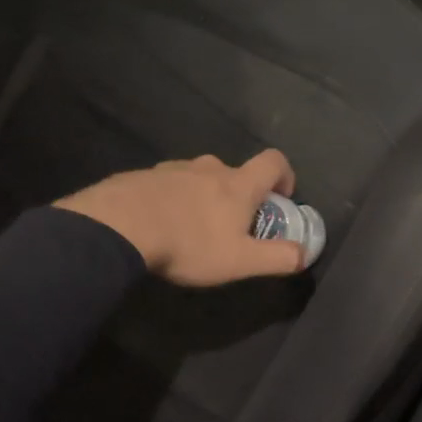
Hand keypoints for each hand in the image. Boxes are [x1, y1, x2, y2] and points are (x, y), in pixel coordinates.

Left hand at [54, 150, 304, 285]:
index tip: (281, 198)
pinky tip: (159, 226)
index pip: (273, 161)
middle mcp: (208, 168)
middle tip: (232, 225)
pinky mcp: (141, 176)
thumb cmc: (189, 243)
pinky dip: (171, 200)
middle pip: (234, 171)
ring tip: (192, 228)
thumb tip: (304, 254)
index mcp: (238, 184)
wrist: (117, 228)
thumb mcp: (240, 261)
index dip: (285, 175)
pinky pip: (166, 184)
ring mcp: (172, 169)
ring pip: (198, 177)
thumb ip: (278, 258)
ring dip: (203, 196)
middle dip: (239, 194)